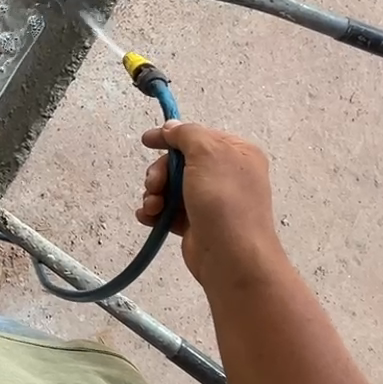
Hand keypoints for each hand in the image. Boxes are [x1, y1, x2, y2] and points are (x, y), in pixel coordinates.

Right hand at [138, 120, 289, 293]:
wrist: (231, 257)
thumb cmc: (223, 200)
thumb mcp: (207, 153)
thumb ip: (187, 134)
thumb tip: (171, 127)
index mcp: (236, 153)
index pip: (197, 136)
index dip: (171, 137)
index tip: (147, 141)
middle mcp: (225, 174)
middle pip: (178, 162)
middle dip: (160, 173)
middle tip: (154, 185)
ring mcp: (211, 200)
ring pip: (170, 186)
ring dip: (154, 194)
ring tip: (152, 207)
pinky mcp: (196, 223)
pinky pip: (168, 209)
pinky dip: (155, 211)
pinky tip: (148, 217)